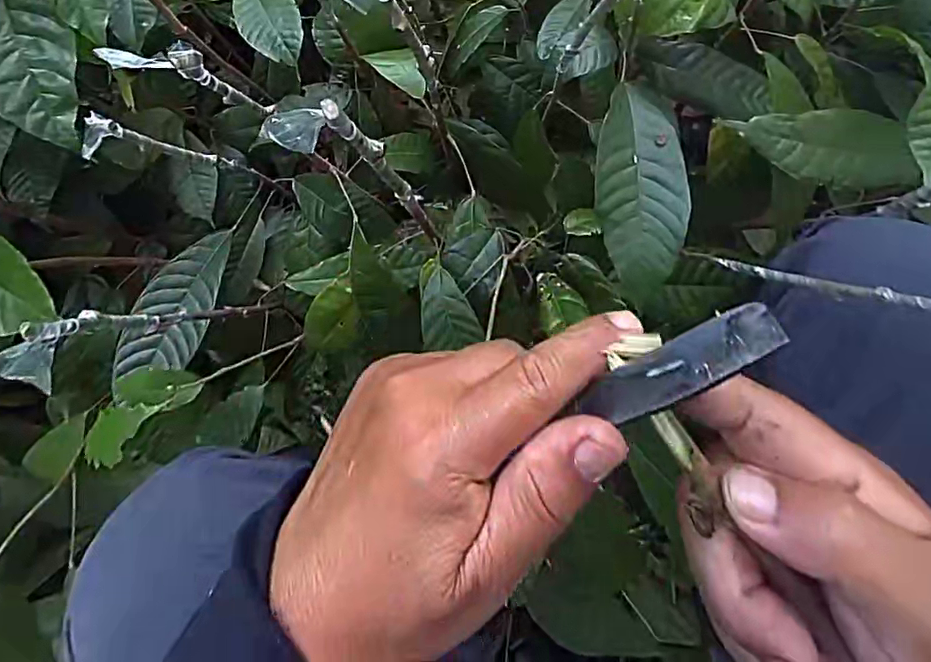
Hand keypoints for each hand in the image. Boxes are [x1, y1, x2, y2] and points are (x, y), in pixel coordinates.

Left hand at [269, 313, 638, 659]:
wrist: (300, 597)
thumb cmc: (398, 602)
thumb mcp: (486, 571)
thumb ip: (547, 494)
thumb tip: (604, 432)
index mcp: (439, 440)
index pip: (533, 377)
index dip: (587, 349)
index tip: (630, 328)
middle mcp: (412, 388)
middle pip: (511, 361)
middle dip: (548, 388)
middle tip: (555, 449)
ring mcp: (390, 375)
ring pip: (483, 359)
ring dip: (509, 391)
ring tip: (495, 461)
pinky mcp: (380, 375)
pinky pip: (451, 364)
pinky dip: (474, 390)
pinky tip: (460, 441)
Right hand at [678, 378, 930, 661]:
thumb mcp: (925, 594)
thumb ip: (836, 530)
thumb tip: (733, 483)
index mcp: (831, 472)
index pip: (752, 409)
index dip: (698, 386)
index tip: (643, 378)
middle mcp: (787, 497)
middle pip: (706, 476)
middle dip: (724, 542)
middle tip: (782, 615)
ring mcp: (765, 545)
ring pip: (701, 536)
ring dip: (742, 602)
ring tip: (807, 649)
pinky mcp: (751, 592)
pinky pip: (710, 589)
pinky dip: (744, 631)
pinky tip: (795, 655)